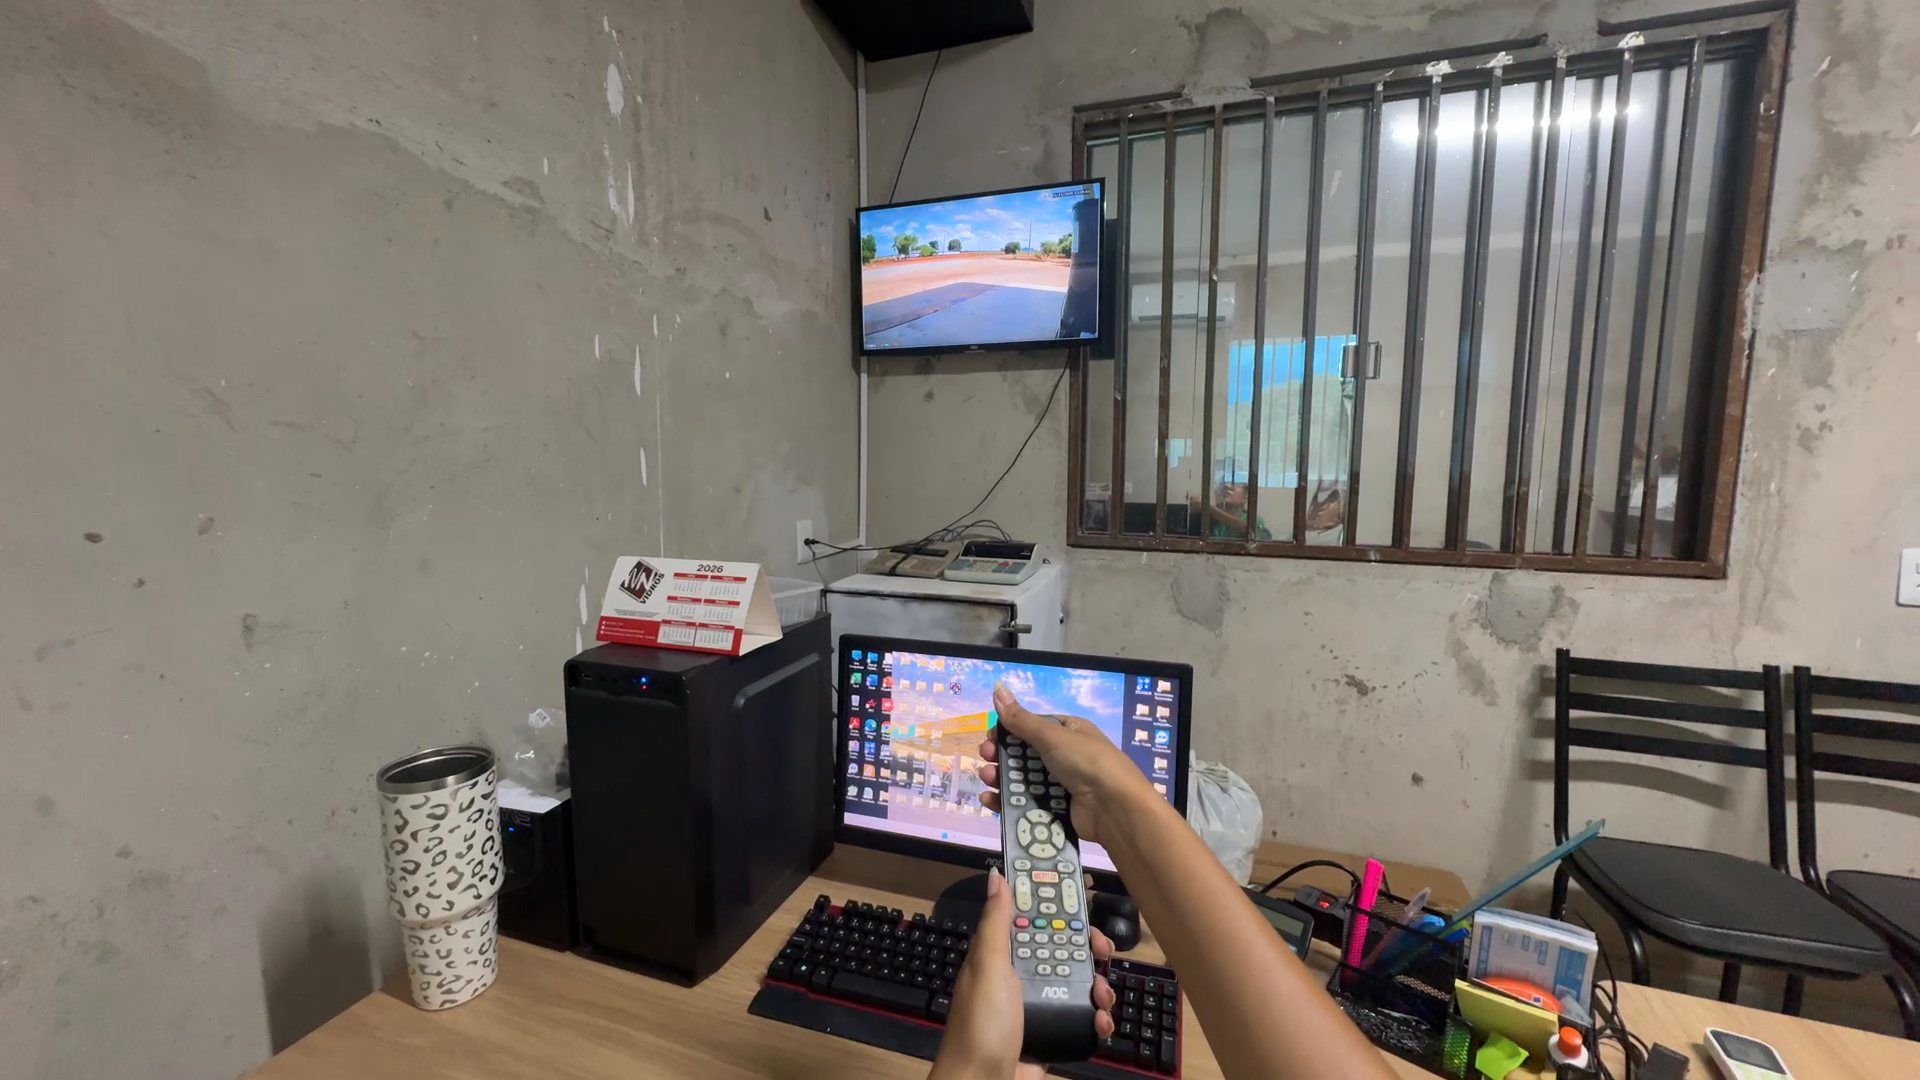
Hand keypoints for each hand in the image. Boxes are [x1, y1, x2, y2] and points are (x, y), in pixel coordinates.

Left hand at [932, 870, 1115, 1079]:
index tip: (1083, 906)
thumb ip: (997, 921)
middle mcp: (1022, 974)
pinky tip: (1101, 1022)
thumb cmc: (982, 1022)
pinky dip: (1096, 1018)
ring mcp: (1039, 1002)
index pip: (1036, 919)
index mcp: (1003, 952)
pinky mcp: (1052, 1030)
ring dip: (1098, 985)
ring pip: (1078, 982)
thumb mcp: (988, 965)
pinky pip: (1081, 1016)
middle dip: (1087, 948)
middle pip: (1063, 949)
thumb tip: (997, 875)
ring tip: (1103, 996)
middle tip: (1105, 953)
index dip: (1059, 909)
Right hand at [976, 682, 1149, 846]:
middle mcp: (1065, 755)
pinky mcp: (1056, 808)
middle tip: (985, 758)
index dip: (1009, 731)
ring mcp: (1060, 784)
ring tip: (988, 779)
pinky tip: (991, 800)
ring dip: (1000, 777)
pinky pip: (1026, 802)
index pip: (1032, 727)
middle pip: (1023, 754)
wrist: (1115, 809)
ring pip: (1022, 778)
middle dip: (1000, 755)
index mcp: (1068, 731)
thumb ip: (1021, 718)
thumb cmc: (1086, 762)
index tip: (990, 737)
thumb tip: (997, 687)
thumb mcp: (1052, 736)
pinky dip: (1007, 801)